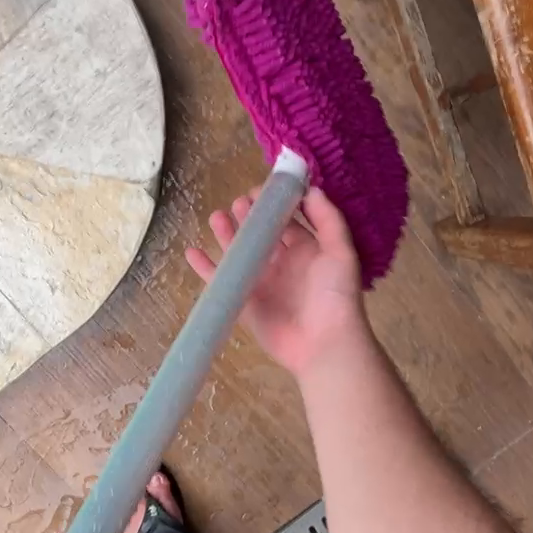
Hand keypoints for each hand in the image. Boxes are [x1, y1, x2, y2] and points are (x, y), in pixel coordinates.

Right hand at [186, 186, 369, 379]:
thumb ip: (328, 219)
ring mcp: (263, 285)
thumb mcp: (340, 251)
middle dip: (247, 218)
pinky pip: (222, 284)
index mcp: (307, 251)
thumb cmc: (335, 295)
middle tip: (236, 203)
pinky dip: (206, 270)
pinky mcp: (246, 305)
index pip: (286, 222)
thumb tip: (312, 189)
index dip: (272, 206)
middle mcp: (283, 265)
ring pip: (239, 255)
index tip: (257, 191)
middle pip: (260, 236)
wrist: (323, 343)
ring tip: (215, 218)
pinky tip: (192, 253)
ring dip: (226, 236)